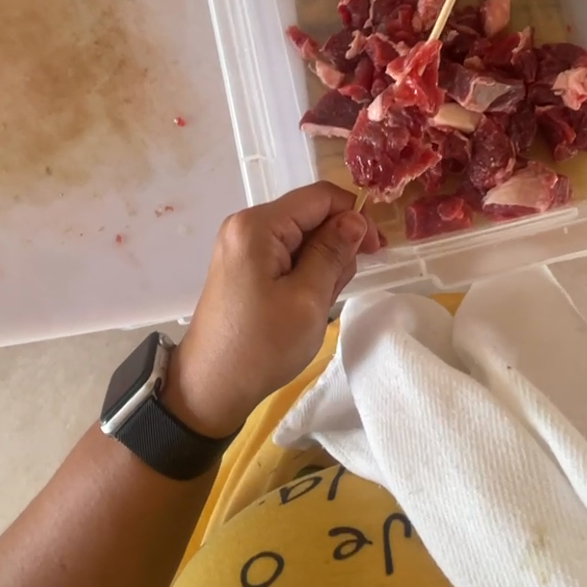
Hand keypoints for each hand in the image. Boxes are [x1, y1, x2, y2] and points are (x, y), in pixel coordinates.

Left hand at [165, 182, 383, 436]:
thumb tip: (356, 218)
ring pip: (303, 237)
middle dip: (335, 247)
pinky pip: (288, 254)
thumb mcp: (308, 299)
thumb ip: (333, 252)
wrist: (209, 389)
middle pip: (312, 216)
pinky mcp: (245, 264)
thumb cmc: (260, 346)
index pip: (320, 197)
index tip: (377, 248)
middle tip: (332, 291)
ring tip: (314, 305)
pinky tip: (303, 304)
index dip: (354, 215)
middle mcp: (247, 225)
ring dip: (321, 265)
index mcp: (259, 225)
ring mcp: (243, 245)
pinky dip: (305, 274)